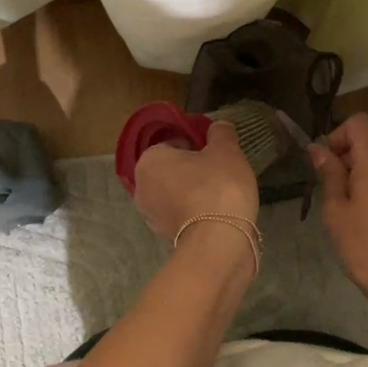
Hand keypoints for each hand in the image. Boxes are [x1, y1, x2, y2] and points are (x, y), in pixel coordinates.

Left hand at [132, 120, 259, 238]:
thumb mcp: (226, 150)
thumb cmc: (217, 186)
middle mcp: (141, 187)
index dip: (196, 145)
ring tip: (221, 194)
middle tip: (220, 172)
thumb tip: (219, 126)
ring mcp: (151, 216)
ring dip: (193, 192)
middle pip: (171, 170)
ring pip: (175, 194)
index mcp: (149, 160)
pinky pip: (181, 215)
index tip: (216, 153)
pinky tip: (216, 213)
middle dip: (193, 170)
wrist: (219, 241)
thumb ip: (221, 133)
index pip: (172, 144)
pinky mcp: (164, 237)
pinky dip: (195, 213)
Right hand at [309, 113, 367, 299]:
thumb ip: (329, 174)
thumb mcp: (336, 210)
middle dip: (344, 158)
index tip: (325, 164)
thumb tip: (318, 149)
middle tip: (329, 192)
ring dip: (356, 175)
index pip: (358, 123)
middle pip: (367, 142)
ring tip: (344, 209)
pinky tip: (363, 218)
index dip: (337, 136)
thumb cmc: (365, 245)